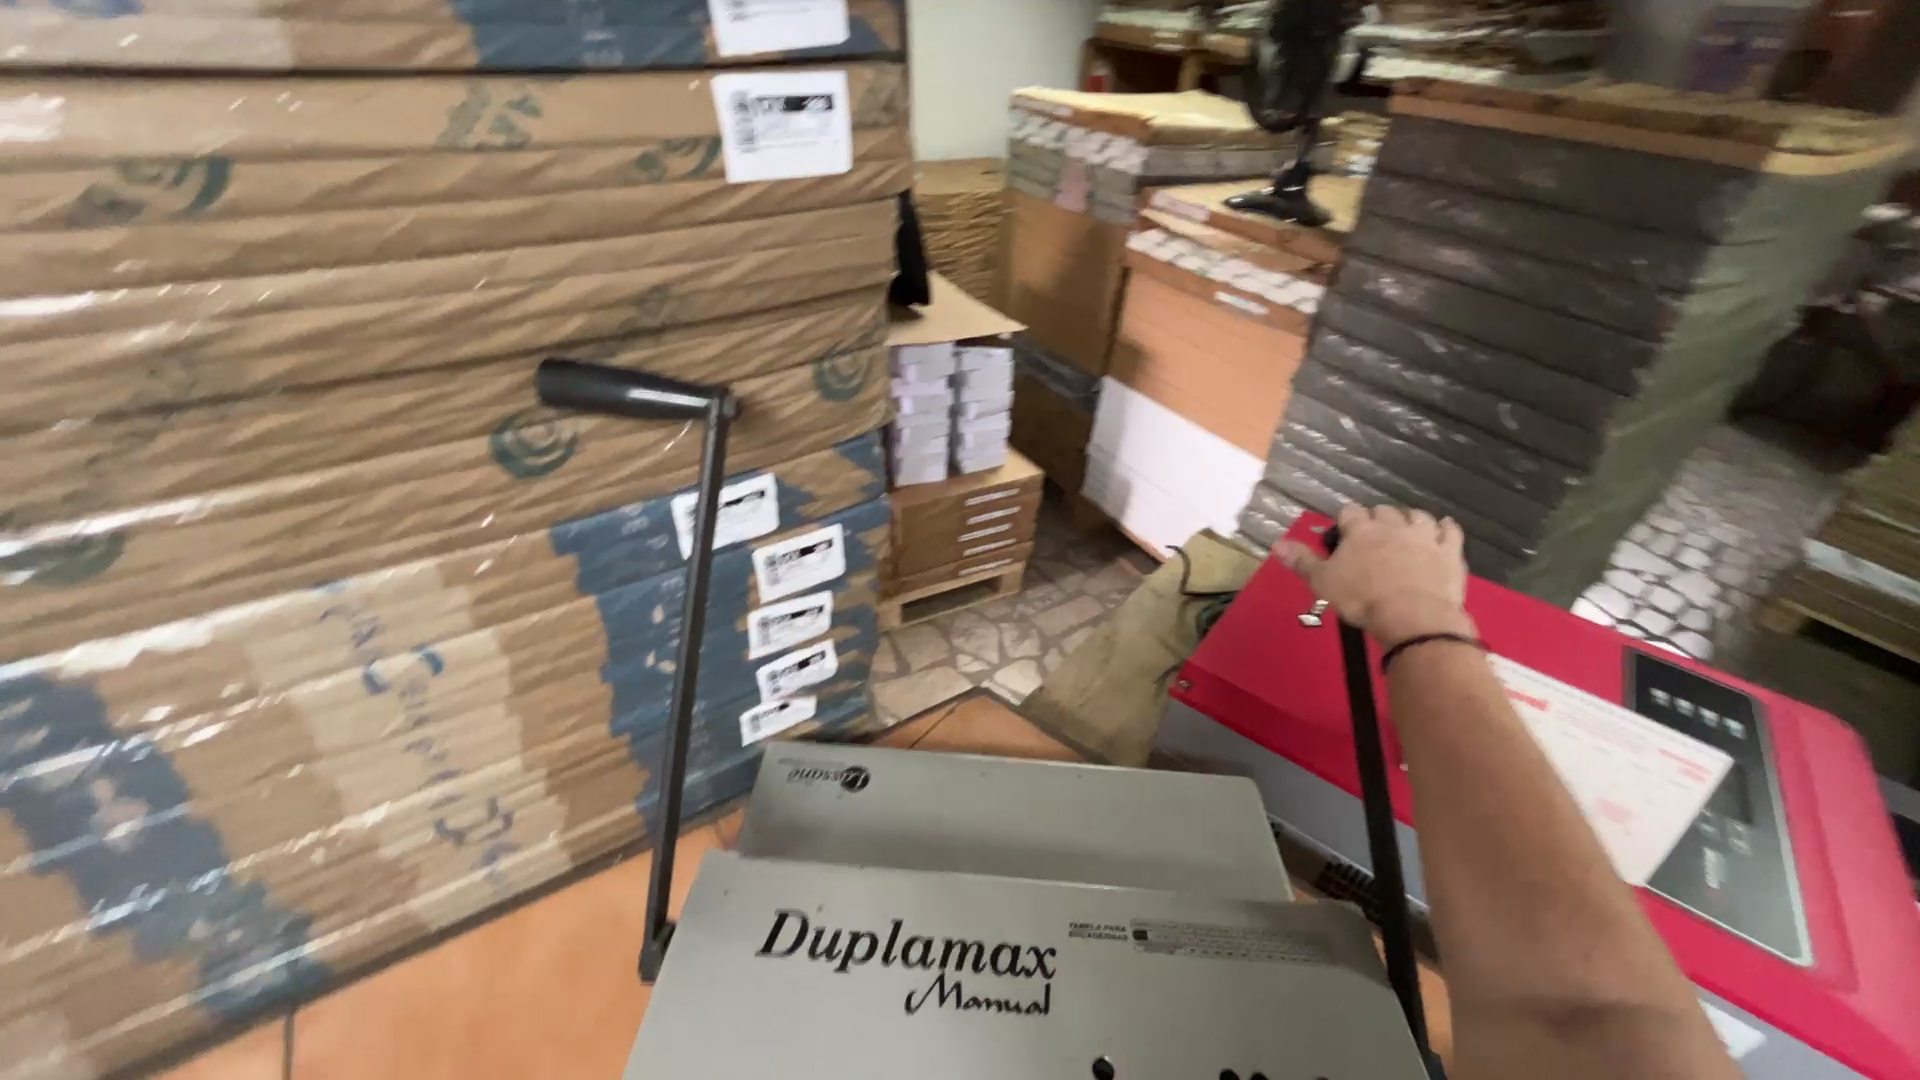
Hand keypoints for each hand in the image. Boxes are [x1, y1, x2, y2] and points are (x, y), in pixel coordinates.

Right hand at [1275, 504, 1474, 645]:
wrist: (1413, 616)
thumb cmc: (1361, 599)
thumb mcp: (1323, 582)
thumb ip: (1302, 561)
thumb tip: (1277, 545)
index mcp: (1361, 530)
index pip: (1349, 512)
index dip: (1344, 521)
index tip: (1342, 534)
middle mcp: (1393, 525)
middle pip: (1383, 511)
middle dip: (1376, 519)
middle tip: (1370, 537)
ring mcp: (1424, 536)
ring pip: (1417, 516)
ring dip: (1409, 519)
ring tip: (1403, 531)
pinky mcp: (1449, 551)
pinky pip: (1450, 531)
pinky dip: (1445, 527)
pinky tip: (1442, 528)